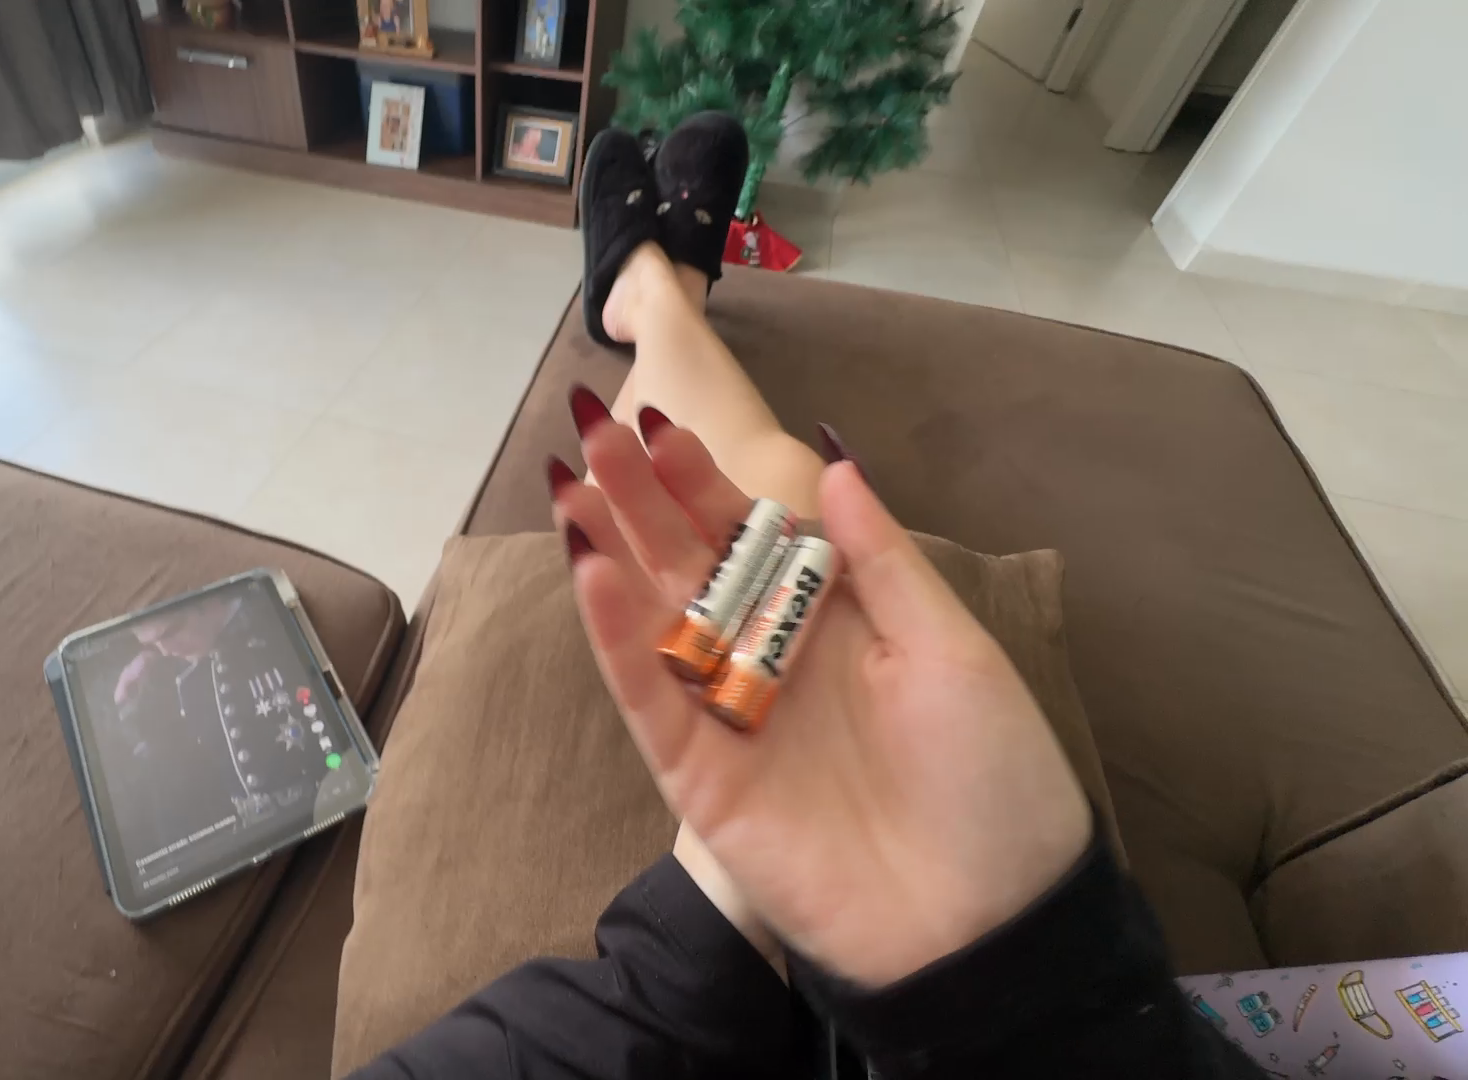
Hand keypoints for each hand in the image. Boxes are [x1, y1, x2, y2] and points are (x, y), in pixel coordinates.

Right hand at [552, 417, 1091, 986]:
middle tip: (594, 433)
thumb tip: (834, 463)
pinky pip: (643, 692)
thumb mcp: (949, 649)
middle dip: (638, 497)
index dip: (700, 479)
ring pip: (648, 617)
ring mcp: (717, 708)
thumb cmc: (987, 775)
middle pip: (684, 562)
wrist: (983, 920)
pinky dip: (613, 635)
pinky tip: (588, 573)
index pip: (744, 532)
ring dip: (607, 551)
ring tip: (568, 489)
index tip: (661, 425)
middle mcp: (758, 653)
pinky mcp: (690, 768)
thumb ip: (879, 560)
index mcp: (818, 617)